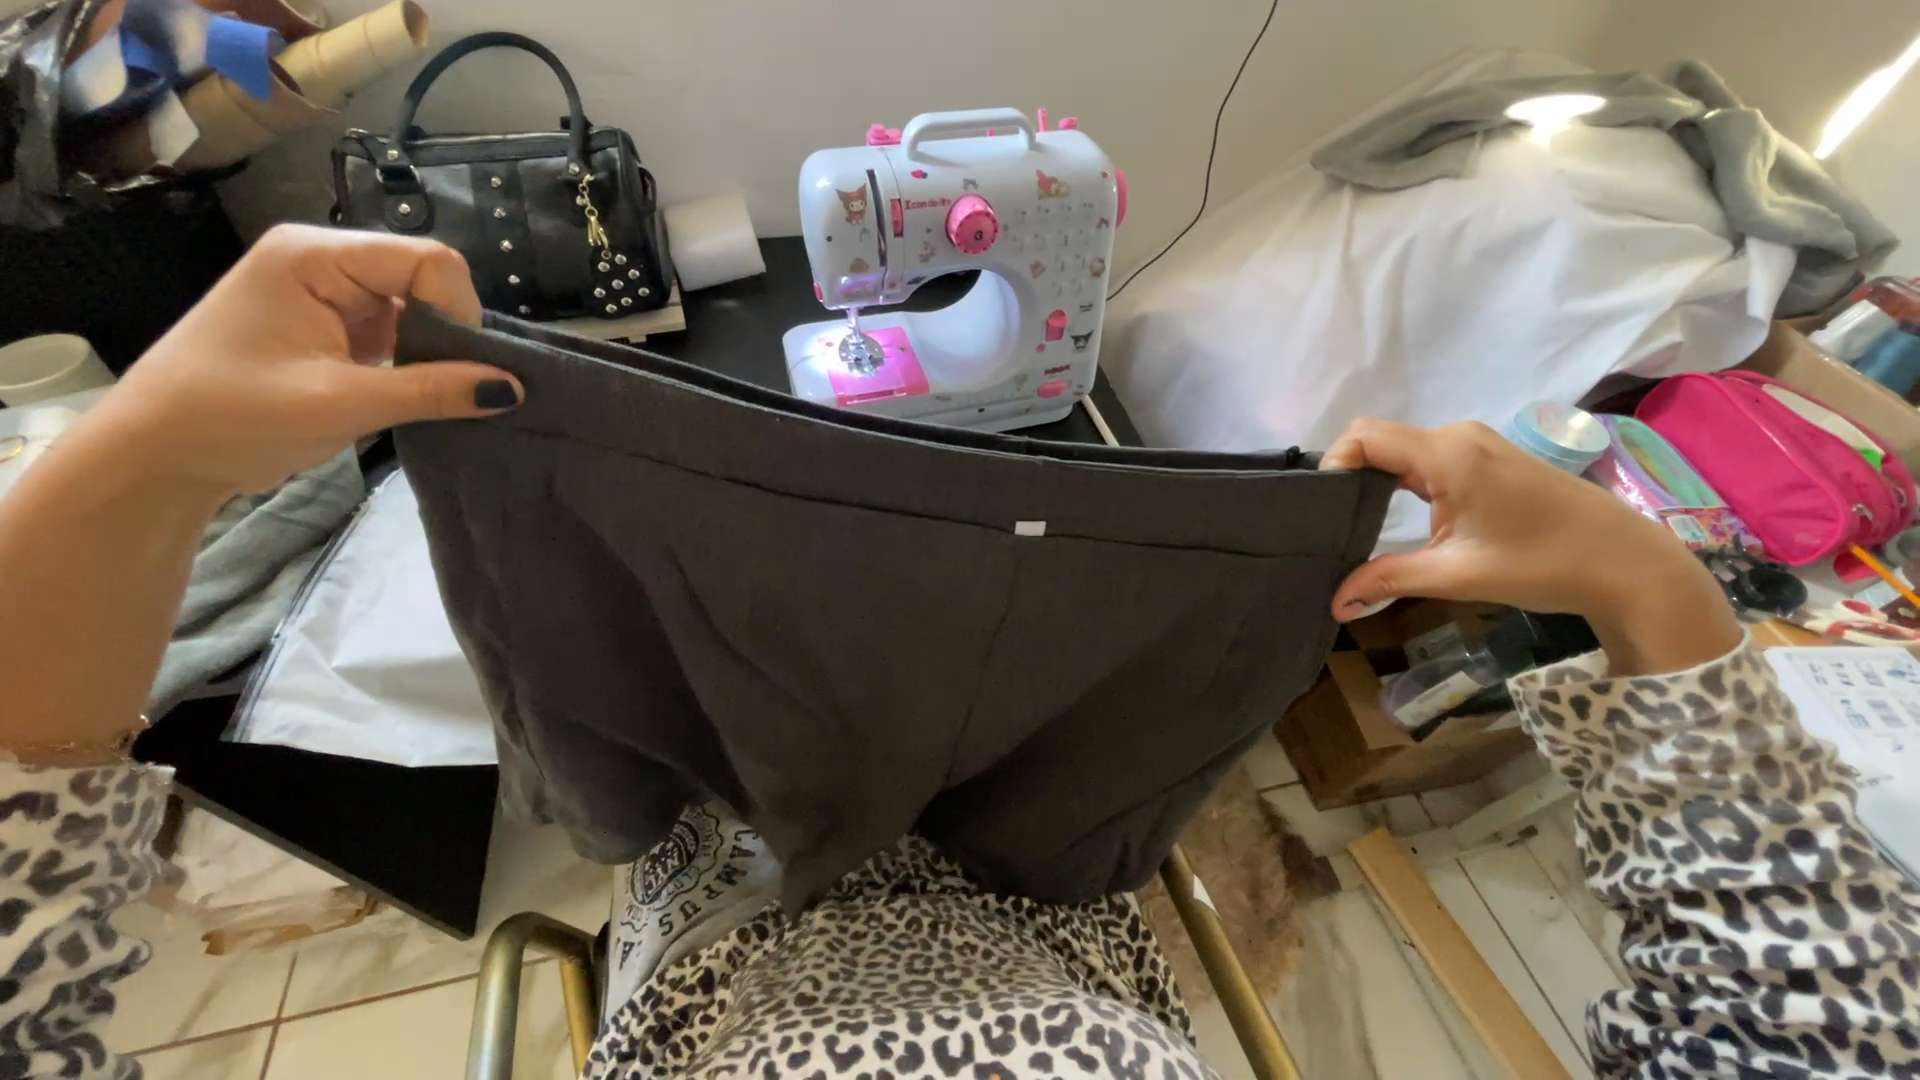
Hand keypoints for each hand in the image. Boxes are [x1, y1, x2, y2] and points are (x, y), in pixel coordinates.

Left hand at [75, 224, 520, 498]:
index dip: (459, 311)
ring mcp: (331, 293)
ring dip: (440, 350)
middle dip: (454, 332)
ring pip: (421, 307)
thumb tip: (514, 388)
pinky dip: (423, 360)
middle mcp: (325, 262)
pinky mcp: (337, 325)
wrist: (160, 453)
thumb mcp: (341, 404)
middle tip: (456, 386)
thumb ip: (433, 391)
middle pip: (428, 279)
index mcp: (314, 257)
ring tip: (439, 392)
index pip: (428, 262)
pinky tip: (424, 389)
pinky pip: (403, 329)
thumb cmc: (234, 417)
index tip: (464, 368)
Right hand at [1321, 418, 1740, 674]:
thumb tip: (1334, 604)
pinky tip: (1395, 516)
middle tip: (1330, 523)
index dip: (1333, 464)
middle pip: (1377, 439)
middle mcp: (1457, 437)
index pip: (1363, 436)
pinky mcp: (1486, 459)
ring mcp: (1475, 445)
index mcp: (1448, 454)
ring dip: (1373, 479)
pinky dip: (1399, 480)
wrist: (1629, 565)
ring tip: (1355, 523)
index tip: (1324, 508)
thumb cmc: (1544, 564)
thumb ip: (1386, 580)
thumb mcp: (1456, 575)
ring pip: (1399, 449)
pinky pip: (1423, 458)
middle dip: (1348, 475)